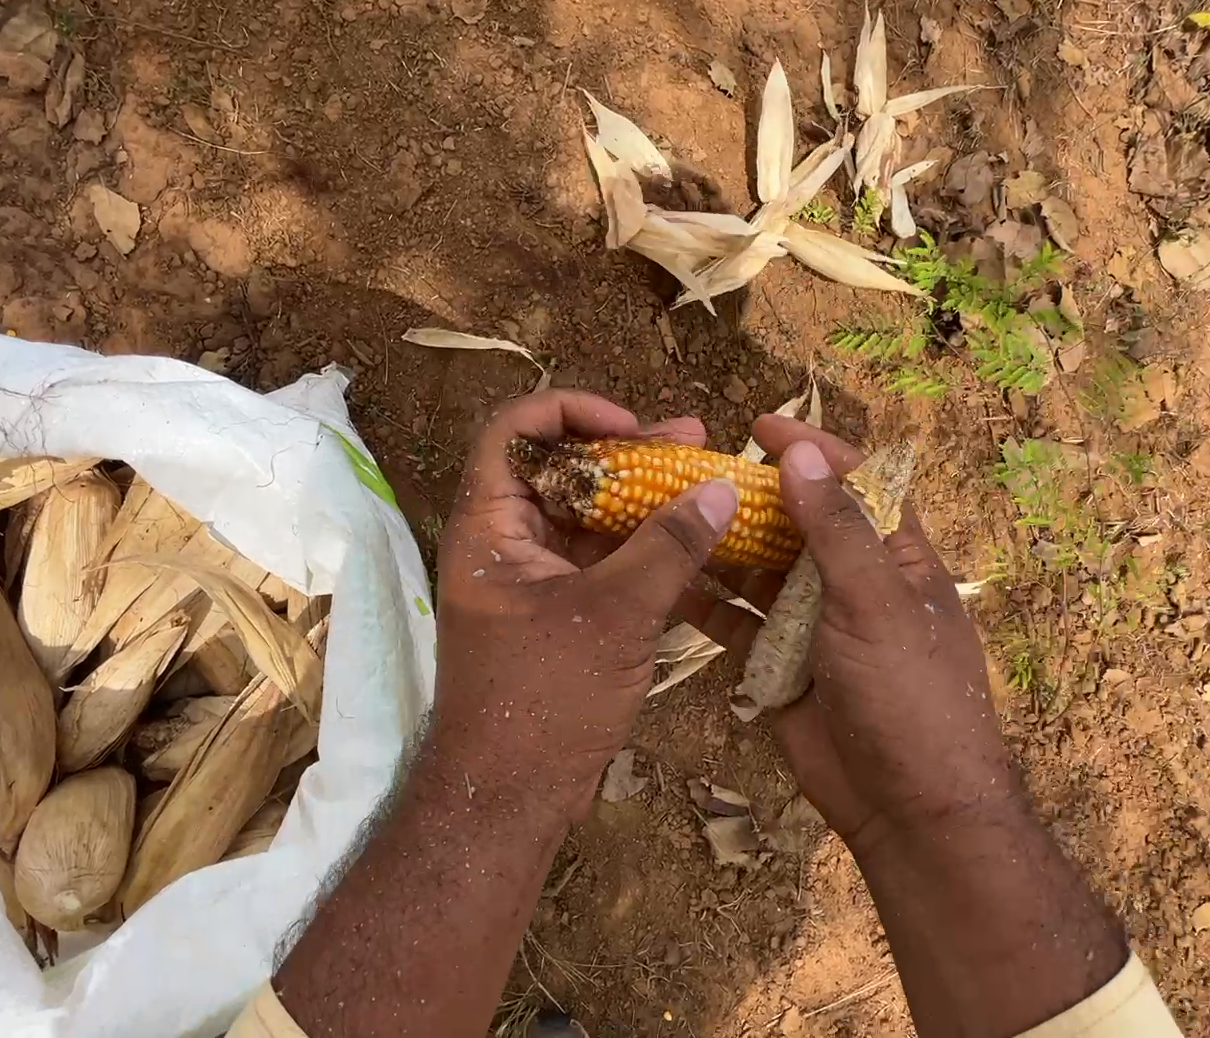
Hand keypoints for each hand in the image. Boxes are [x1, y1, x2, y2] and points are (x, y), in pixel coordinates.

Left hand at [426, 391, 739, 827]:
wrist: (510, 798)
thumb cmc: (545, 700)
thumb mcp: (612, 616)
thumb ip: (667, 548)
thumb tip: (720, 490)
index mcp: (490, 527)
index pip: (512, 432)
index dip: (568, 411)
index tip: (629, 424)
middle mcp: (506, 541)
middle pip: (562, 469)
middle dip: (628, 453)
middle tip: (690, 441)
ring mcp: (534, 577)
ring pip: (589, 516)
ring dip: (644, 499)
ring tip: (707, 481)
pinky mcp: (561, 610)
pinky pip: (603, 560)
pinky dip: (644, 547)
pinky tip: (696, 541)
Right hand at [673, 416, 1017, 854]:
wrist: (904, 805)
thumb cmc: (908, 692)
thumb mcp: (876, 601)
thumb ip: (836, 527)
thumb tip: (802, 453)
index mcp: (891, 555)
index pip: (853, 483)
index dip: (810, 449)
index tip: (758, 426)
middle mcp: (847, 579)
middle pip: (794, 520)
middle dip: (751, 494)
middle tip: (694, 471)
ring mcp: (807, 619)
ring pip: (758, 567)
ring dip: (722, 543)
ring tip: (670, 512)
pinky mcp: (774, 657)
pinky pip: (734, 618)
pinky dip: (705, 599)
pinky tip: (668, 578)